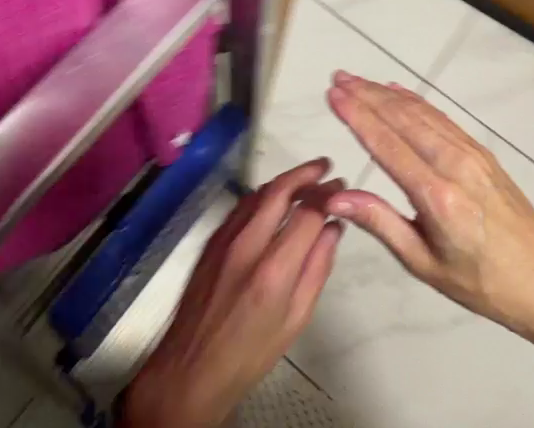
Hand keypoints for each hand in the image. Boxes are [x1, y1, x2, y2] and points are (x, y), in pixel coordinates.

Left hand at [118, 158, 344, 427]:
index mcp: (274, 270)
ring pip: (257, 193)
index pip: (308, 214)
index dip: (328, 195)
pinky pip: (240, 207)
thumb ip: (317, 268)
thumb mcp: (296, 319)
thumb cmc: (250, 353)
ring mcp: (224, 240)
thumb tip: (334, 228)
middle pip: (280, 191)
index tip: (342, 186)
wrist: (191, 367)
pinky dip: (263, 195)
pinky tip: (275, 199)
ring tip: (307, 178)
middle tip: (326, 167)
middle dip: (306, 173)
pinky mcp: (210, 241)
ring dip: (284, 180)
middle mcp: (247, 245)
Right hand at [322, 72, 533, 351]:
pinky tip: (396, 91)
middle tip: (337, 78)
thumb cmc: (481, 282)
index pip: (387, 146)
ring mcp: (472, 154)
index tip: (332, 95)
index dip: (357, 117)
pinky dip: (415, 101)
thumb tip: (336, 198)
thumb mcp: (425, 264)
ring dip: (386, 94)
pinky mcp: (482, 152)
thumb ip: (381, 224)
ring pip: (422, 113)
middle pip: (403, 119)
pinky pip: (442, 118)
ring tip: (356, 80)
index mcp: (437, 197)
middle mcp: (454, 165)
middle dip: (367, 96)